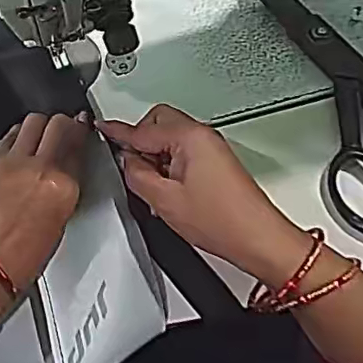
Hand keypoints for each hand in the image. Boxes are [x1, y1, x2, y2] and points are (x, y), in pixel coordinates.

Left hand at [0, 112, 88, 290]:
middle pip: (58, 124)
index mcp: (64, 187)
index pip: (79, 145)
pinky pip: (9, 135)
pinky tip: (18, 143)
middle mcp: (40, 168)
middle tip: (64, 128)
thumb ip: (64, 189)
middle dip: (64, 123)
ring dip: (41, 125)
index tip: (82, 130)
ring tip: (41, 133)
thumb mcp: (59, 223)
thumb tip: (65, 173)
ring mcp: (13, 161)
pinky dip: (17, 135)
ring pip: (34, 121)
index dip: (82, 133)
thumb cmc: (18, 257)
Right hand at [98, 104, 306, 273]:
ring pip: (169, 136)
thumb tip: (125, 161)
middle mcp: (202, 136)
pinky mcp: (215, 160)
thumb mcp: (163, 200)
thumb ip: (135, 174)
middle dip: (140, 141)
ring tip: (156, 186)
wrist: (259, 240)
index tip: (102, 128)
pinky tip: (170, 189)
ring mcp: (211, 147)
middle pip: (157, 122)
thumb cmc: (225, 222)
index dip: (117, 132)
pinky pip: (182, 149)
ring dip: (155, 154)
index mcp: (189, 138)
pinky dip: (169, 162)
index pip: (142, 129)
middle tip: (133, 166)